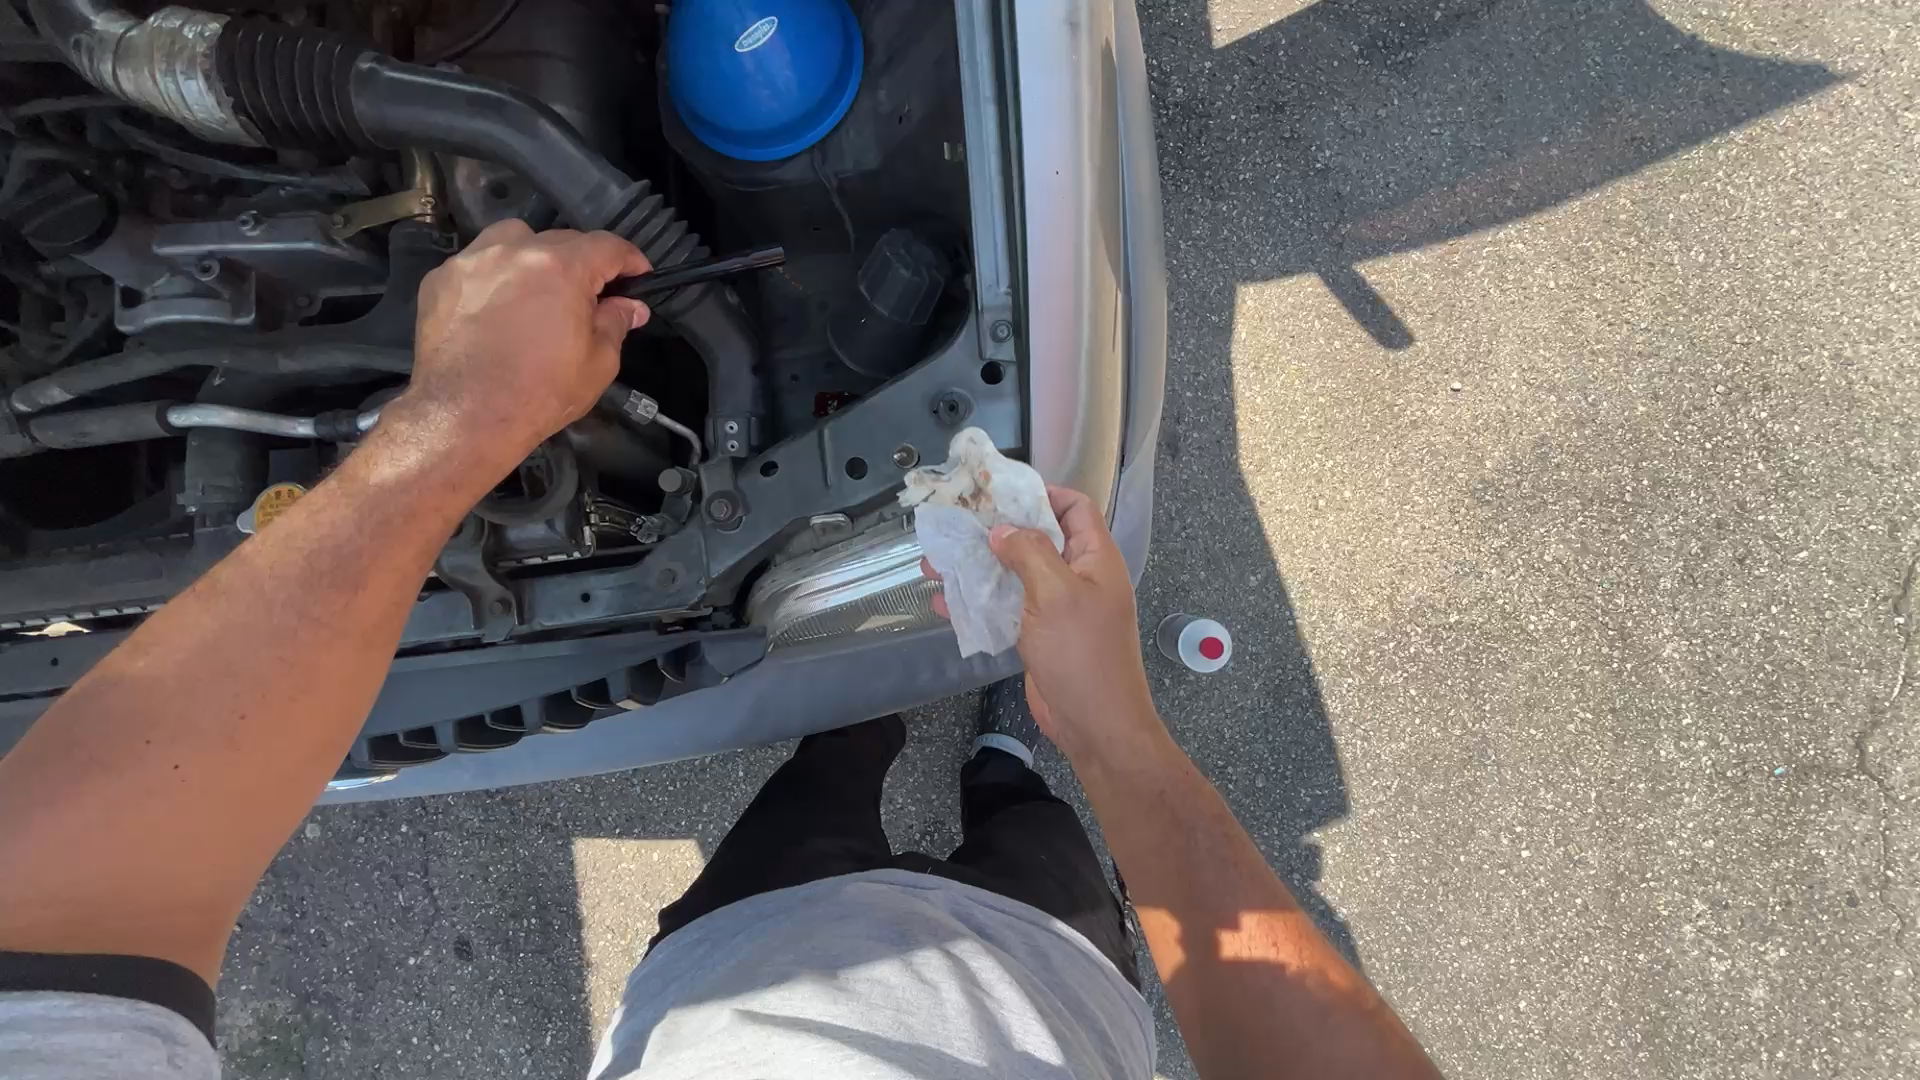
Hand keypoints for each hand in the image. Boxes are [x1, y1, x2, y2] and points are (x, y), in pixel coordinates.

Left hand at [383, 219, 649, 476]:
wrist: (467, 412)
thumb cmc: (542, 391)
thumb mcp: (599, 362)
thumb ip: (616, 323)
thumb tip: (630, 306)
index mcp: (561, 269)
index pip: (607, 246)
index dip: (631, 258)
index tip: (641, 273)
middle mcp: (515, 251)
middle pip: (563, 239)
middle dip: (587, 261)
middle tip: (596, 293)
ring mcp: (473, 260)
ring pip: (515, 238)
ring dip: (539, 255)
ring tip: (545, 287)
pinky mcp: (442, 278)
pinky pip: (481, 261)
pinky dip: (501, 274)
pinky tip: (504, 306)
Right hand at [928, 486, 1165, 766]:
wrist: (1096, 725)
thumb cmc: (1083, 655)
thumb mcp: (1056, 594)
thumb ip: (1028, 553)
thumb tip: (1001, 530)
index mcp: (1094, 558)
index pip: (1073, 507)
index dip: (1041, 494)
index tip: (999, 492)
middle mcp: (1077, 577)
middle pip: (1036, 539)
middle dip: (996, 531)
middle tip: (956, 524)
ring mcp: (1057, 607)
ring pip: (1014, 575)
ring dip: (977, 568)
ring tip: (935, 561)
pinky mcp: (1038, 634)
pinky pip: (1005, 608)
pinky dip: (976, 603)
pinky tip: (941, 601)